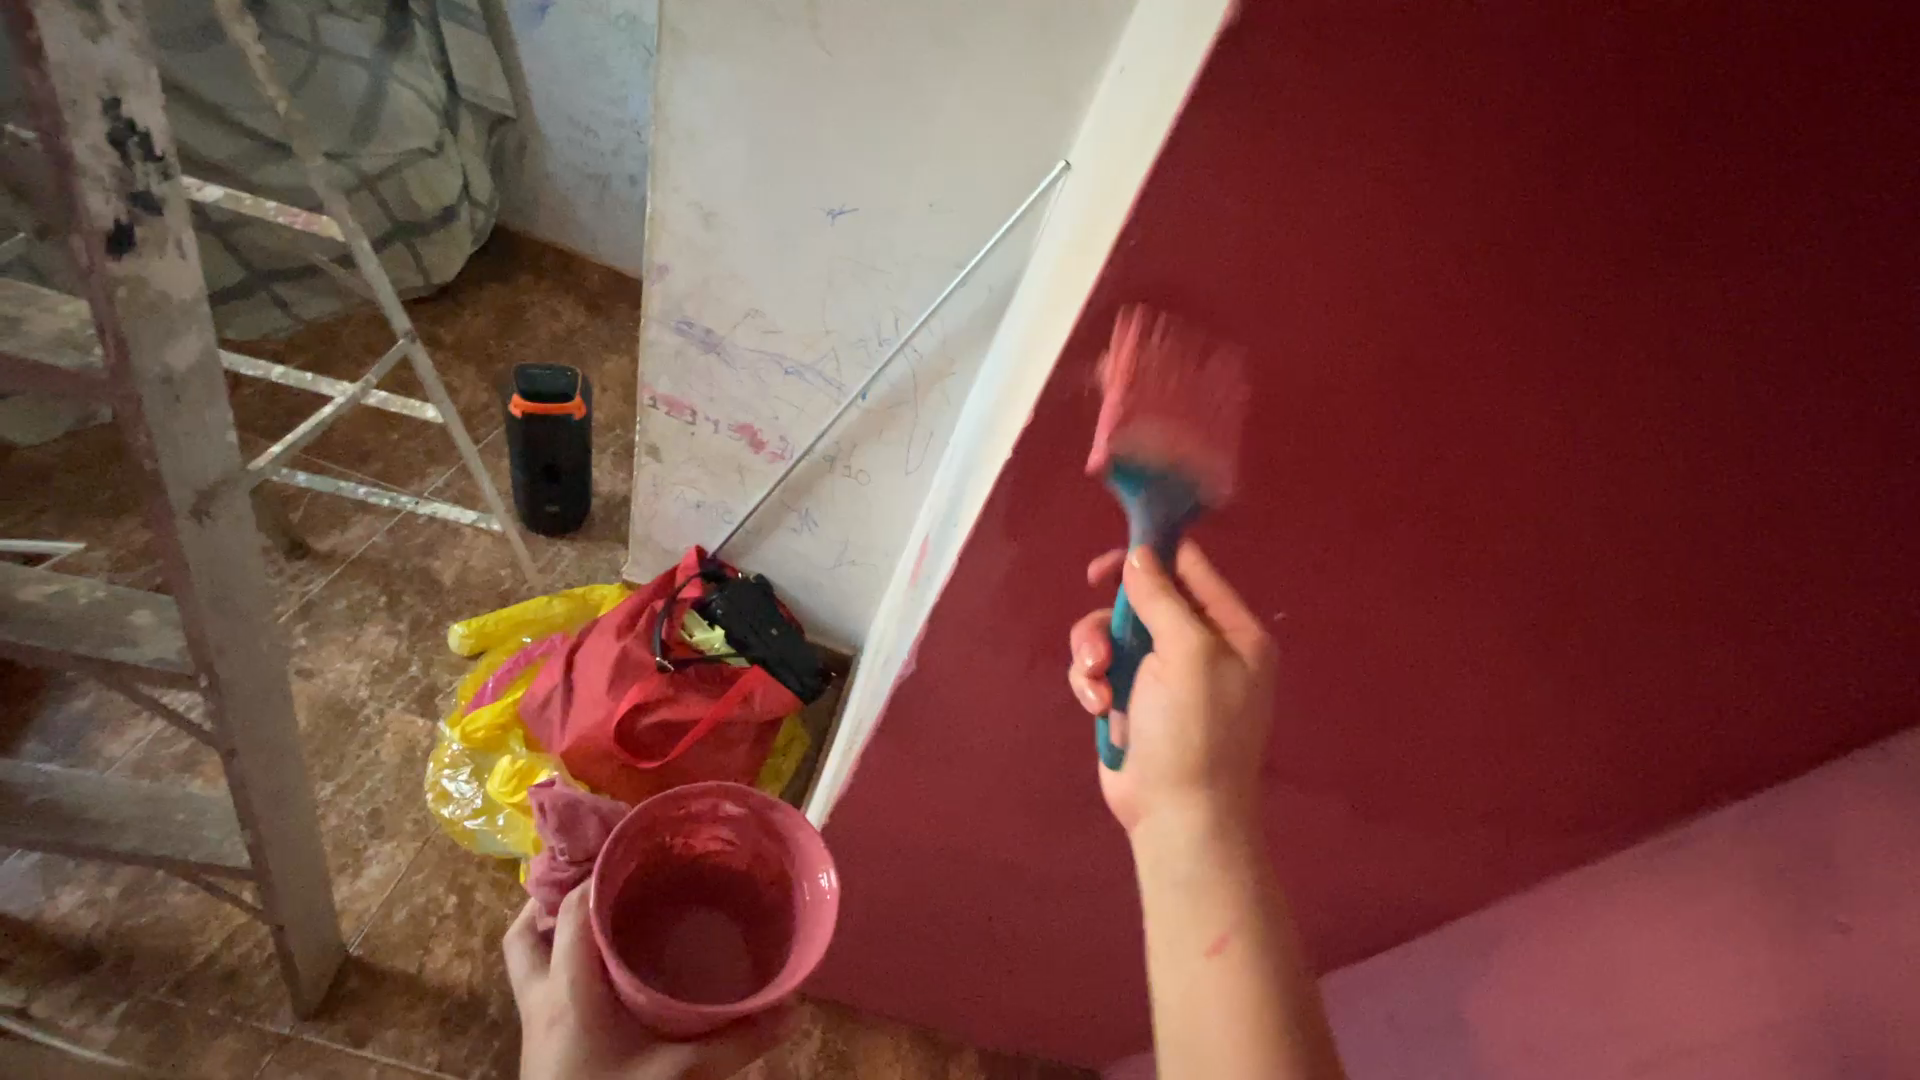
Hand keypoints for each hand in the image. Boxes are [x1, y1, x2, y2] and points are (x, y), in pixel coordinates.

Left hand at [504, 886, 793, 1079]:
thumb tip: (794, 1008)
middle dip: (555, 896)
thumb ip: (737, 1040)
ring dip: (554, 929)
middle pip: (525, 932)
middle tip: (605, 878)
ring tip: (602, 911)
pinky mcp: (542, 1043)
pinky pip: (541, 982)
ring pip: (526, 958)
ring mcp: (534, 1023)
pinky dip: (564, 960)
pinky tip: (606, 966)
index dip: (599, 872)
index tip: (639, 852)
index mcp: (569, 990)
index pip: (572, 909)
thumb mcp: (681, 1075)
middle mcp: (541, 998)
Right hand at [1066, 541, 1275, 833]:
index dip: (1151, 554)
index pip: (1191, 569)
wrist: (1178, 815)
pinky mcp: (1130, 699)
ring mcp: (1162, 675)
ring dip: (1095, 652)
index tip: (1110, 561)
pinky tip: (1098, 708)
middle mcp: (1198, 647)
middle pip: (1142, 599)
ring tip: (1097, 684)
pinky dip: (1093, 684)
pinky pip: (1100, 668)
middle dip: (1114, 615)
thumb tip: (1139, 556)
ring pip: (1112, 634)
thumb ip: (1162, 598)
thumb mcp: (1187, 653)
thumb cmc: (1195, 730)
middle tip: (1095, 616)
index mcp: (1230, 631)